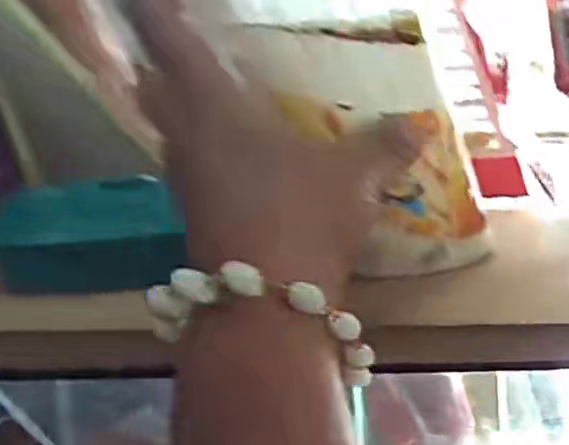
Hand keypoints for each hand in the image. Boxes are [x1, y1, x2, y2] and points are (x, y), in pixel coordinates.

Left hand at [134, 0, 417, 299]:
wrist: (272, 291)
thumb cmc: (305, 213)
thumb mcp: (354, 177)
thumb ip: (383, 148)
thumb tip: (418, 126)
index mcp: (209, 99)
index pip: (163, 27)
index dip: (162, 8)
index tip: (171, 1)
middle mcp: (182, 128)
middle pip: (151, 77)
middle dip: (165, 65)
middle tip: (197, 63)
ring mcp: (182, 174)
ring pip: (170, 129)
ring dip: (188, 119)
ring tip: (224, 121)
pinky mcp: (195, 213)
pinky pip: (193, 171)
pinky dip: (210, 164)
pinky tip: (242, 176)